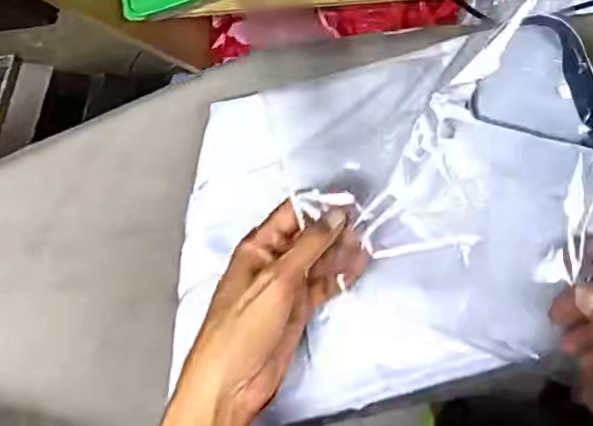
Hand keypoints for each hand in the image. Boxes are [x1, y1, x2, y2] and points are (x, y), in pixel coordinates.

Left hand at [163, 201, 369, 425]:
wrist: (228, 389)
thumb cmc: (238, 334)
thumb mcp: (276, 280)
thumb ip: (310, 243)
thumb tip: (337, 214)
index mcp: (258, 249)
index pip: (294, 212)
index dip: (322, 204)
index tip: (351, 202)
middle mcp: (274, 261)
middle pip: (314, 234)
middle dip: (339, 230)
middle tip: (362, 230)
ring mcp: (287, 283)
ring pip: (323, 256)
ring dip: (344, 252)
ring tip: (363, 252)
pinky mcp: (299, 304)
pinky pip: (326, 280)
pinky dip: (342, 275)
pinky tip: (356, 270)